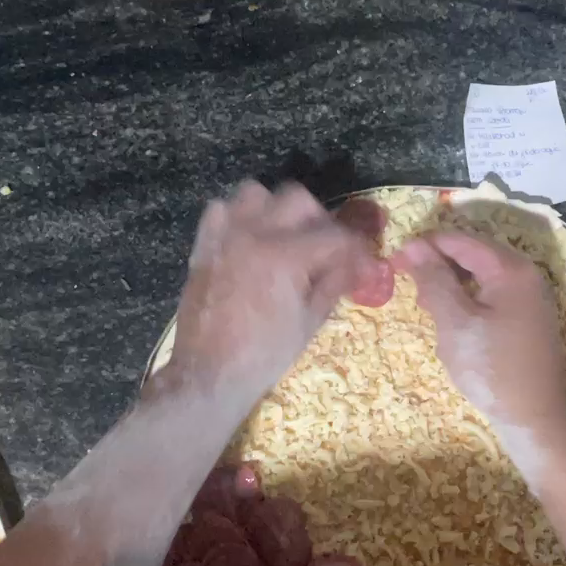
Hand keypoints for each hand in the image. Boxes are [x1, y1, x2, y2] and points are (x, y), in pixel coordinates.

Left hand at [165, 181, 387, 401]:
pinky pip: (222, 209)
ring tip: (285, 238)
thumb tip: (357, 263)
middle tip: (326, 248)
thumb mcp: (309, 321)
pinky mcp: (204, 245)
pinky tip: (250, 241)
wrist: (210, 372)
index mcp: (285, 255)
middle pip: (298, 199)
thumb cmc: (264, 354)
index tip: (362, 263)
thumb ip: (334, 283)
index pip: (334, 235)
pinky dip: (240, 217)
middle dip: (319, 220)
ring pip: (256, 193)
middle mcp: (254, 234)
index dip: (355, 248)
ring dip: (277, 210)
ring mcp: (225, 236)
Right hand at [394, 232, 565, 441]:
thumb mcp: (455, 323)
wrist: (534, 417)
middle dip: (437, 265)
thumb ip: (434, 280)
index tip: (392, 260)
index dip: (424, 246)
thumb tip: (413, 246)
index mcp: (510, 269)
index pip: (460, 241)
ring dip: (450, 284)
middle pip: (472, 255)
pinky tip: (451, 321)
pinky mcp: (527, 319)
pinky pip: (490, 296)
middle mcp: (526, 275)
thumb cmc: (492, 368)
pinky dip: (466, 301)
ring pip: (480, 276)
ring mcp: (529, 298)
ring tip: (425, 305)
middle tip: (407, 286)